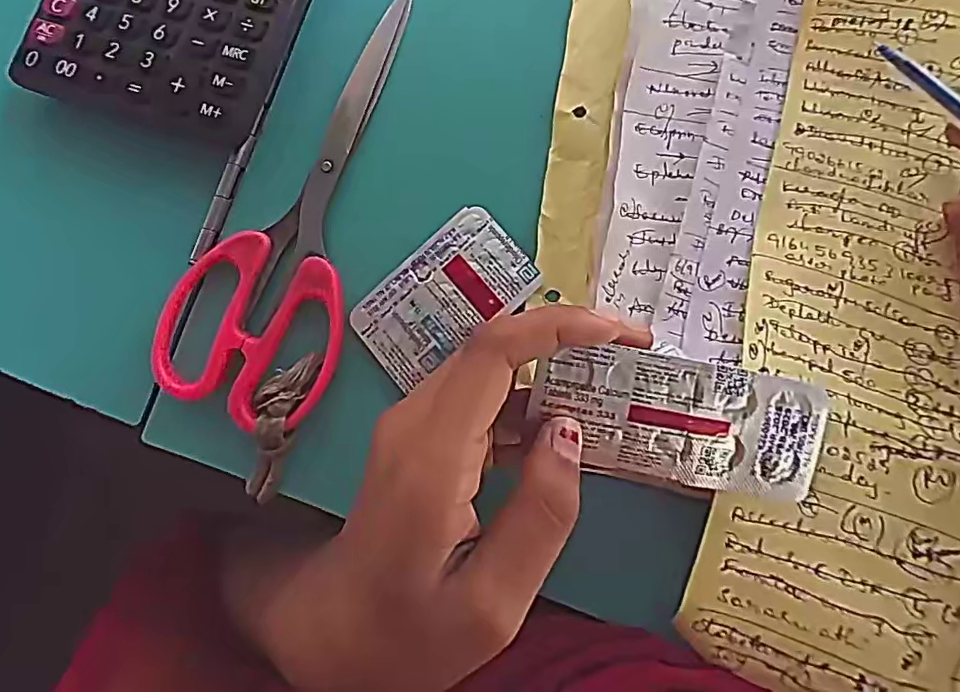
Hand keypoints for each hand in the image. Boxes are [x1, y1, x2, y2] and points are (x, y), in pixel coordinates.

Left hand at [222, 306, 648, 691]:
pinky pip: (479, 392)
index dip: (556, 326)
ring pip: (489, 364)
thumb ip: (541, 517)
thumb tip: (570, 429)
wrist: (331, 629)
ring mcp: (411, 418)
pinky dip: (525, 396)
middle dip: (565, 335)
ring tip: (604, 387)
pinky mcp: (417, 428)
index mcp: (431, 453)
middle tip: (627, 351)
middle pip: (494, 345)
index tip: (614, 331)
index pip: (493, 352)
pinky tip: (554, 431)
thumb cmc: (407, 632)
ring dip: (549, 364)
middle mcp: (415, 417)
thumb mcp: (491, 606)